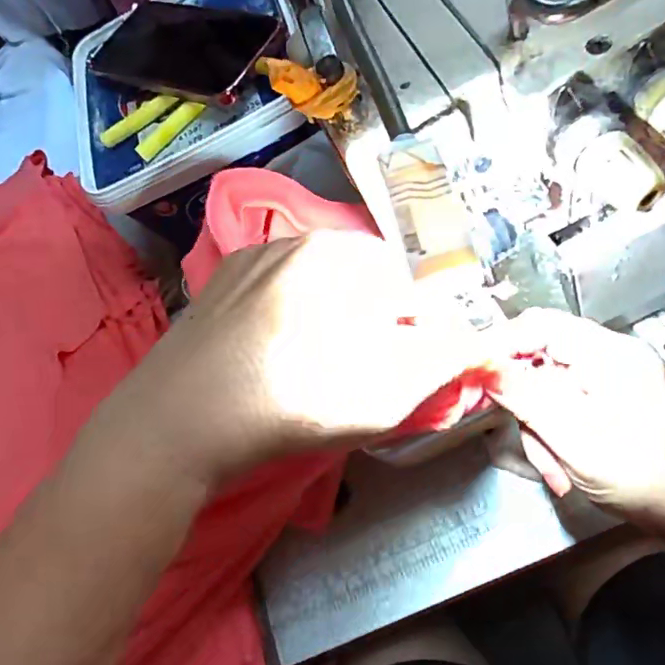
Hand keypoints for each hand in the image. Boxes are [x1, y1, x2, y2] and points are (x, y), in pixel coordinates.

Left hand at [93, 231, 491, 484]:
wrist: (175, 424)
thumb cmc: (288, 407)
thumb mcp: (383, 394)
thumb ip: (445, 361)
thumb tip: (490, 342)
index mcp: (338, 256)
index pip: (409, 290)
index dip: (419, 335)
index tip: (407, 374)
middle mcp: (296, 240)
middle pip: (366, 282)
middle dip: (379, 327)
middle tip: (361, 377)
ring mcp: (254, 257)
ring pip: (323, 284)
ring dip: (338, 320)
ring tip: (318, 370)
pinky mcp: (223, 281)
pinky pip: (282, 289)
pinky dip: (296, 315)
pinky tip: (279, 355)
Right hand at [488, 308, 664, 560]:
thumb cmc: (649, 477)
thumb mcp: (578, 440)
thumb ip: (527, 399)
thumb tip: (482, 364)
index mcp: (609, 352)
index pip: (538, 326)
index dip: (500, 348)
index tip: (473, 382)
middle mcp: (612, 357)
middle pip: (541, 363)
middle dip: (529, 410)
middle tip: (536, 451)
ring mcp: (616, 381)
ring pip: (551, 393)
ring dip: (544, 434)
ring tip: (560, 474)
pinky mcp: (617, 404)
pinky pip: (571, 410)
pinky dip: (562, 440)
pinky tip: (570, 472)